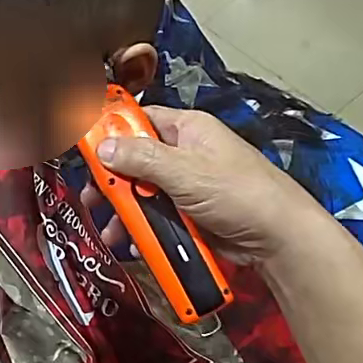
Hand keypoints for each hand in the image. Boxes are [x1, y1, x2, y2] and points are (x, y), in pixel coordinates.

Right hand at [84, 107, 326, 265]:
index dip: (111, 131)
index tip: (84, 147)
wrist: (277, 238)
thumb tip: (104, 147)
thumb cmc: (240, 193)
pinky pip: (159, 218)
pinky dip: (146, 229)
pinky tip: (134, 242)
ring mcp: (189, 188)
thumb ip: (142, 159)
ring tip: (111, 228)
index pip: (140, 120)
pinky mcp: (192, 216)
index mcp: (188, 130)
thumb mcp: (185, 171)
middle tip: (93, 197)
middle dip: (114, 182)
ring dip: (126, 211)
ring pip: (145, 194)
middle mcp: (186, 155)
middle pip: (136, 161)